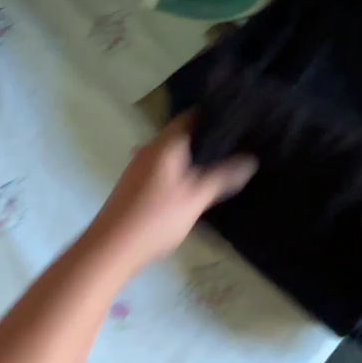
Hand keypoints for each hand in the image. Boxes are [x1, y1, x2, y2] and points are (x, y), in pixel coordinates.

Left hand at [88, 115, 256, 274]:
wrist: (111, 247)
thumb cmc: (156, 217)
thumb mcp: (196, 198)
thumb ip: (222, 177)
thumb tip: (250, 159)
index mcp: (165, 144)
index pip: (189, 117)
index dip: (210, 115)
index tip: (233, 118)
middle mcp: (149, 148)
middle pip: (178, 134)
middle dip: (202, 137)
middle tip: (231, 144)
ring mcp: (137, 166)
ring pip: (169, 152)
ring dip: (188, 156)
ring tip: (214, 164)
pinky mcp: (132, 184)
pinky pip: (160, 166)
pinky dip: (176, 169)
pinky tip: (188, 185)